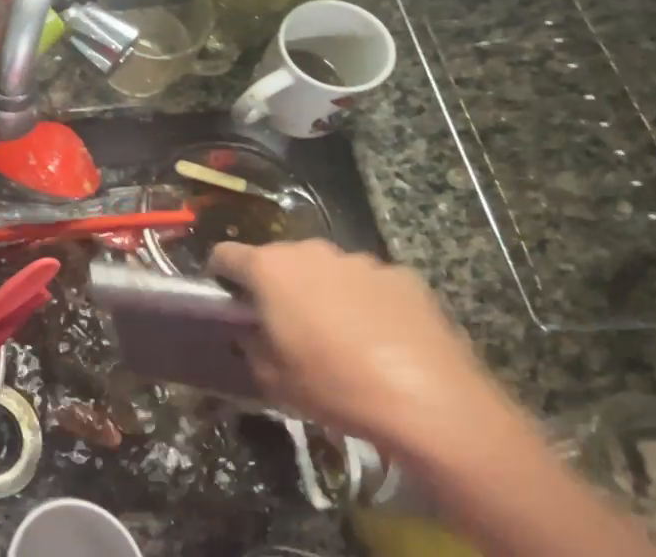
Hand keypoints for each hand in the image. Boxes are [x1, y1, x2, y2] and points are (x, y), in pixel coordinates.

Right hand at [209, 239, 524, 457]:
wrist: (433, 404)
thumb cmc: (337, 388)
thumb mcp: (274, 380)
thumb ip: (252, 346)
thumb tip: (253, 333)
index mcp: (270, 270)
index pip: (225, 254)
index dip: (222, 276)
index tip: (230, 302)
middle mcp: (312, 252)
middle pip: (280, 259)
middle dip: (277, 285)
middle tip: (287, 325)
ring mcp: (361, 261)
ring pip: (327, 270)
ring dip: (323, 291)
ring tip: (341, 336)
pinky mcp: (404, 277)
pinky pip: (370, 284)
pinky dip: (367, 302)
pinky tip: (383, 340)